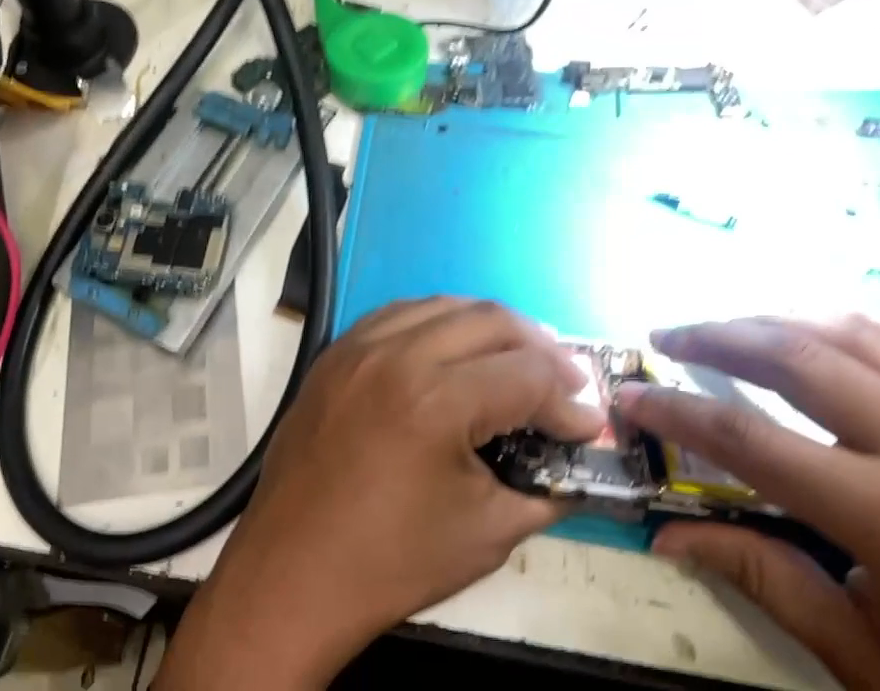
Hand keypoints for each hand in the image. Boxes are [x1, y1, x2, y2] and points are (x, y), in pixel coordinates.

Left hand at [154, 298, 604, 690]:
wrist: (292, 574)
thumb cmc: (391, 563)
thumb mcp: (487, 534)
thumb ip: (546, 490)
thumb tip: (578, 465)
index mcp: (435, 401)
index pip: (526, 375)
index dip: (568, 401)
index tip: (587, 425)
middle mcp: (395, 355)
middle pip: (490, 319)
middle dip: (540, 348)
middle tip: (565, 384)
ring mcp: (357, 348)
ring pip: (442, 305)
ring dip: (489, 326)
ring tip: (517, 359)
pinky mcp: (333, 354)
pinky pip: (397, 314)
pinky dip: (437, 322)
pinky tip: (453, 350)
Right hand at [617, 316, 879, 690]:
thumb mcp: (876, 663)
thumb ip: (769, 579)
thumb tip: (673, 537)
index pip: (748, 440)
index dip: (674, 413)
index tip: (627, 395)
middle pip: (798, 357)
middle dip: (718, 337)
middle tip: (667, 335)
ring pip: (857, 334)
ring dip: (780, 319)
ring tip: (731, 325)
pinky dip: (856, 330)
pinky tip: (827, 338)